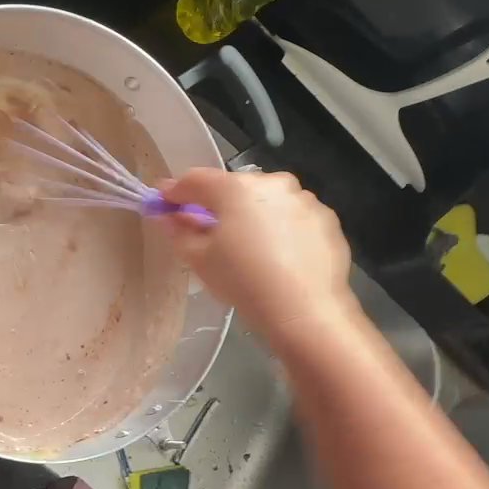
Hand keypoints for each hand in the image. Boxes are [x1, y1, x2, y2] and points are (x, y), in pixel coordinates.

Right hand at [160, 170, 355, 345]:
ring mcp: (303, 199)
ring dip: (250, 217)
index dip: (175, 191)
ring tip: (247, 250)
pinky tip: (276, 258)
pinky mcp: (325, 219)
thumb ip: (179, 231)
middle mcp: (273, 183)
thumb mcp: (199, 259)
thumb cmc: (242, 280)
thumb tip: (167, 217)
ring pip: (265, 202)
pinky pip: (291, 218)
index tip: (163, 203)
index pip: (196, 180)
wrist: (303, 309)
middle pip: (234, 188)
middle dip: (217, 206)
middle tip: (207, 234)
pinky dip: (278, 230)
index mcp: (236, 188)